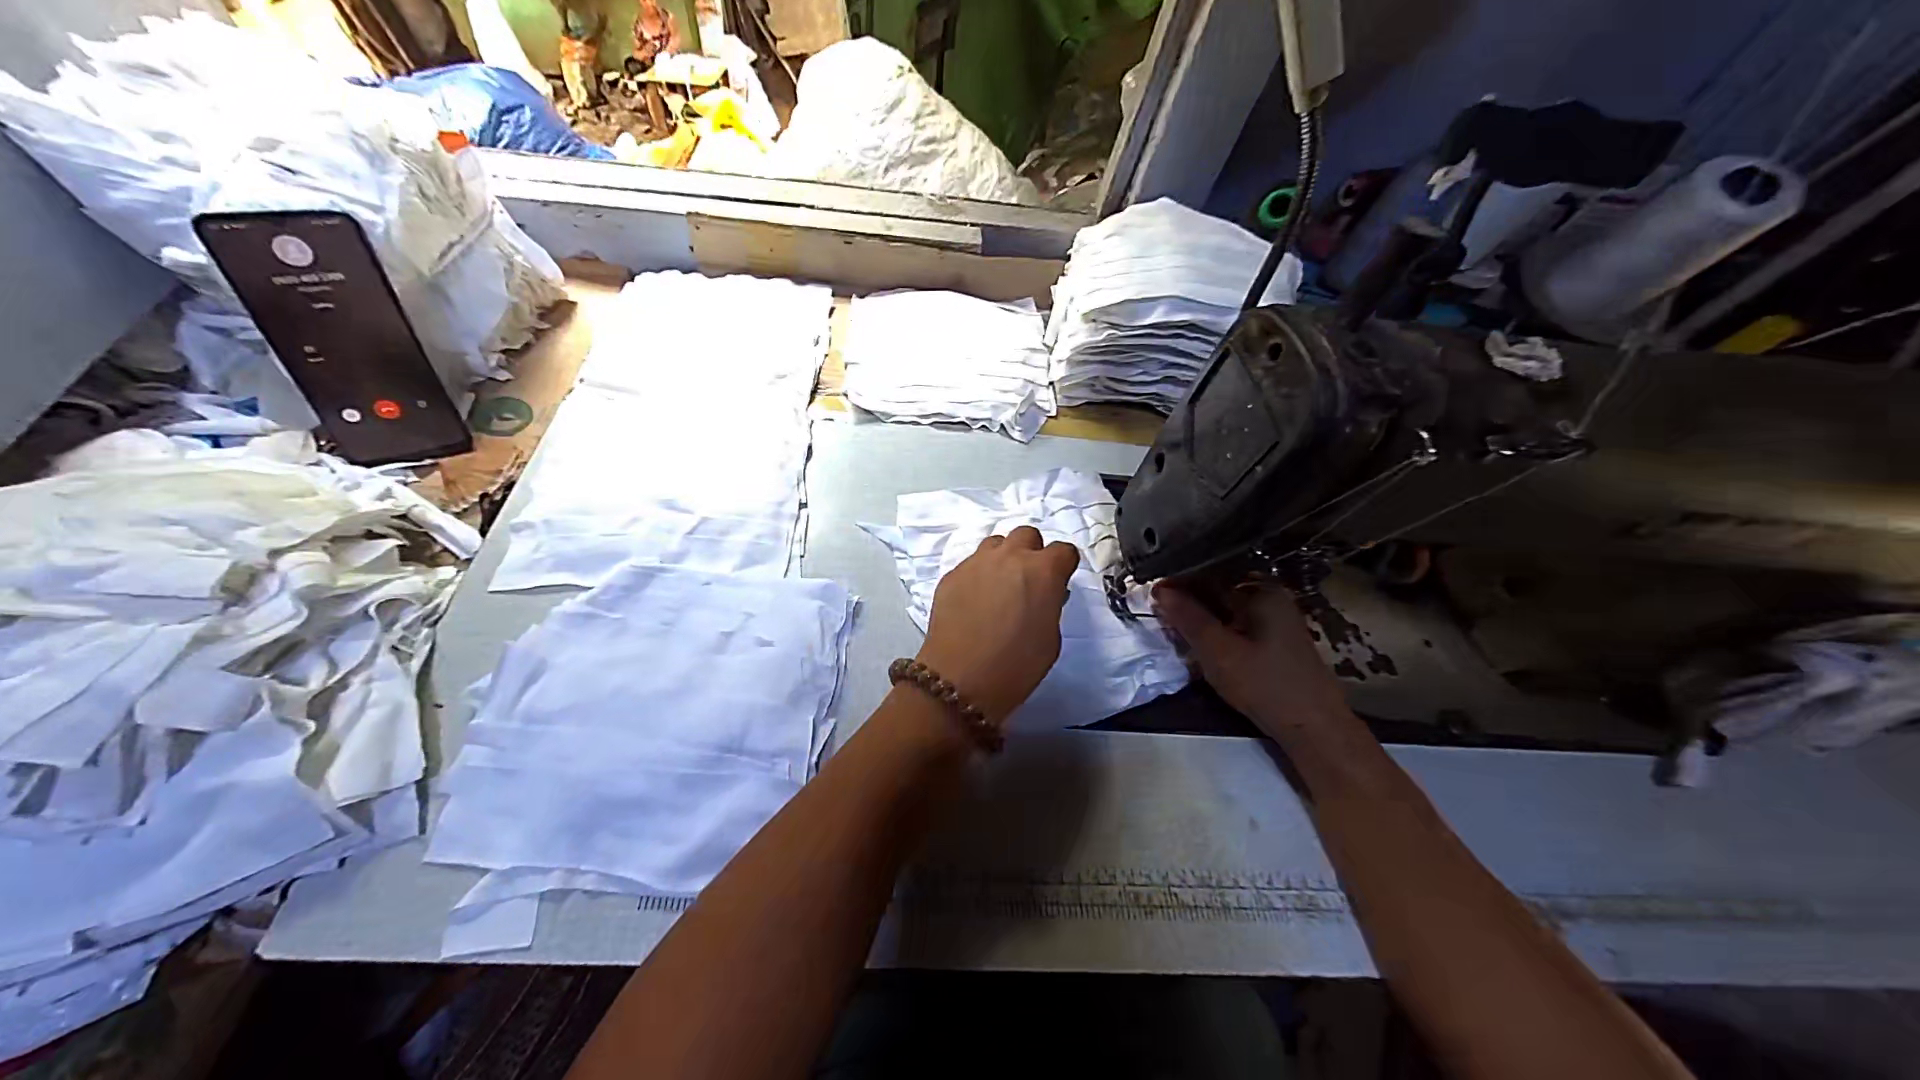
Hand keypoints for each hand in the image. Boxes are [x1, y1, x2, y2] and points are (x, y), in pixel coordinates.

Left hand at [916, 526, 1079, 724]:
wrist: (960, 679)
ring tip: (1001, 586)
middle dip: (1033, 552)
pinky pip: (971, 564)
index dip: (1064, 565)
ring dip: (1004, 557)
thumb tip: (1044, 595)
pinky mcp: (951, 575)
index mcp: (1043, 571)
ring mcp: (976, 562)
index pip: (1064, 550)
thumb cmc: (1016, 666)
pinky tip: (976, 601)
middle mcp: (1010, 557)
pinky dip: (979, 575)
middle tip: (1029, 580)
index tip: (1060, 581)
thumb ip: (1050, 605)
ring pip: (996, 543)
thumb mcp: (1051, 638)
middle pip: (1027, 535)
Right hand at [1152, 581, 1352, 738]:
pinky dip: (1216, 629)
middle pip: (1218, 589)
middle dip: (1187, 600)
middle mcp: (1271, 597)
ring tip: (1174, 628)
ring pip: (1226, 608)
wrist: (1313, 727)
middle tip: (1158, 614)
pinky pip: (1237, 623)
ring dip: (1200, 617)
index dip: (1177, 583)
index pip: (1209, 574)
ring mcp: (1276, 619)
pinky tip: (1200, 643)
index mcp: (1260, 591)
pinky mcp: (1275, 640)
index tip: (1150, 596)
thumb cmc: (1264, 685)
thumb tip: (1160, 591)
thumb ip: (1188, 617)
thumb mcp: (1217, 651)